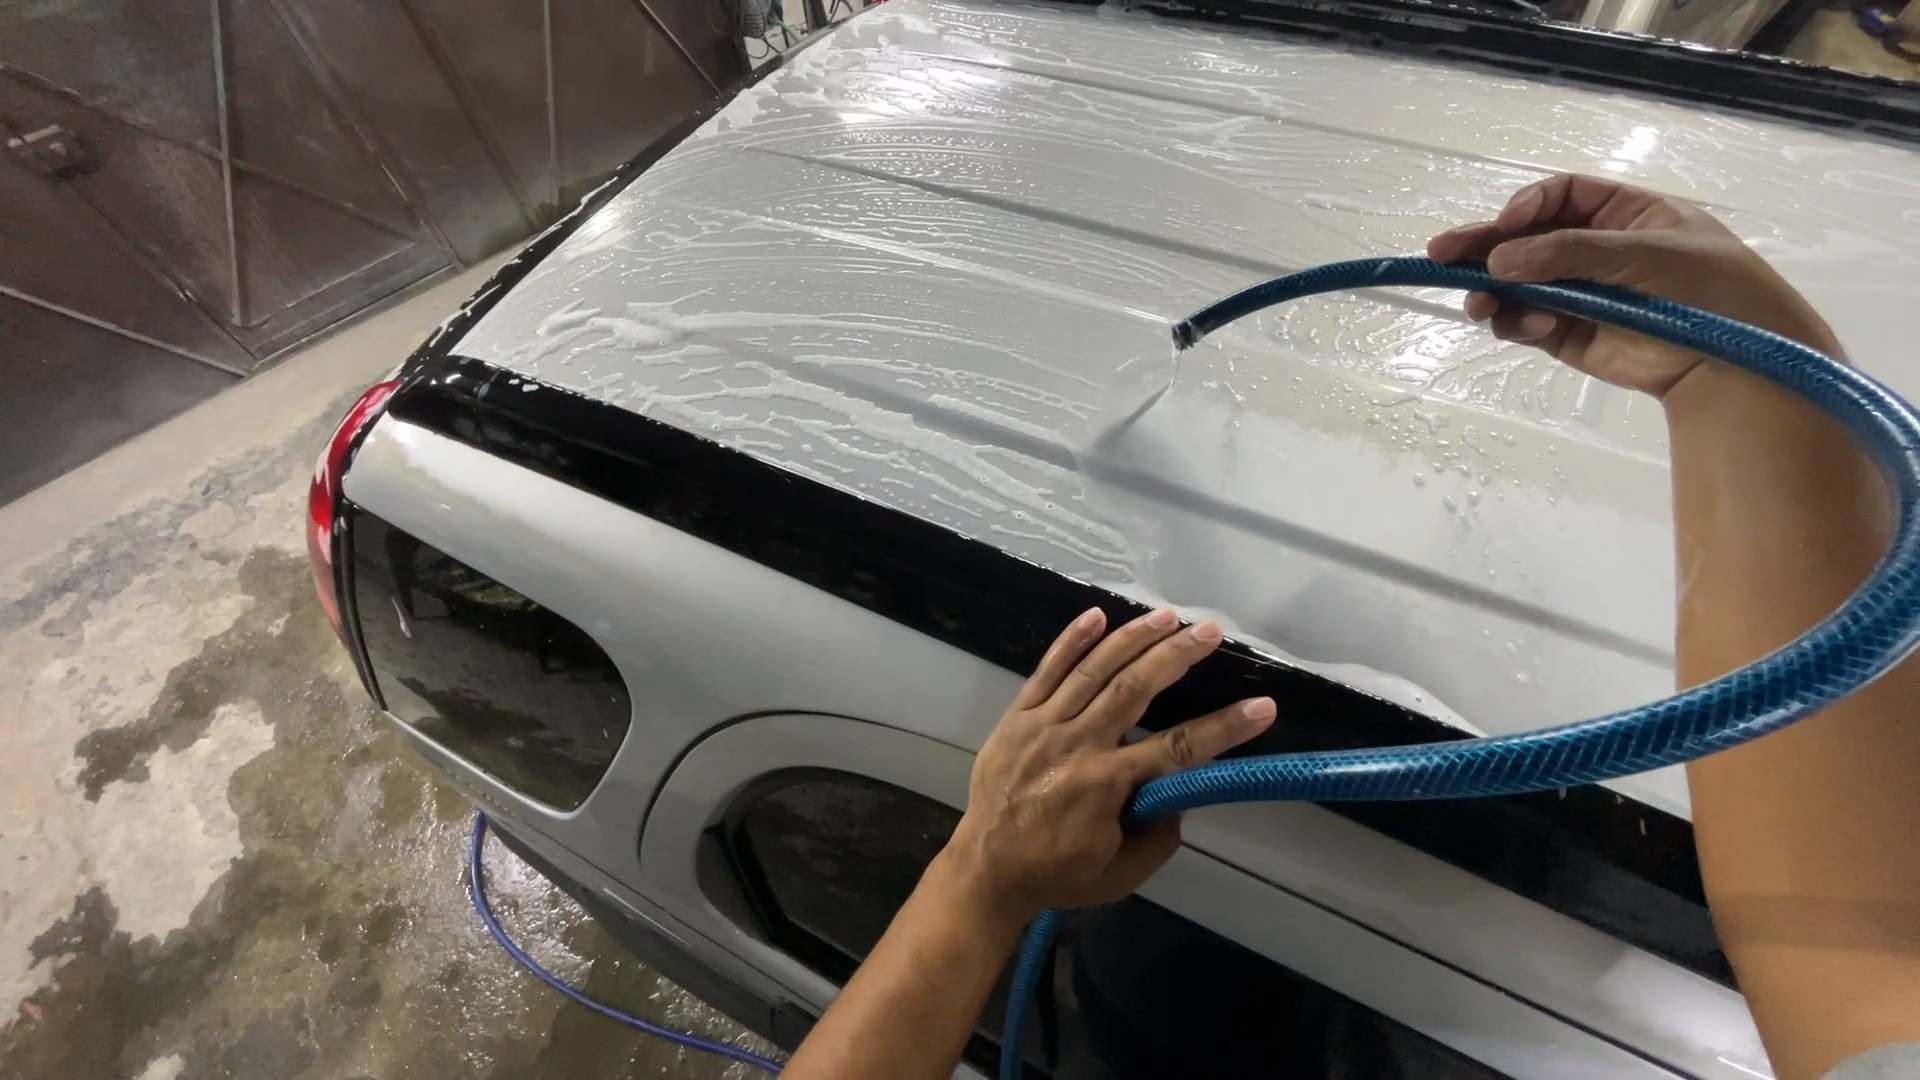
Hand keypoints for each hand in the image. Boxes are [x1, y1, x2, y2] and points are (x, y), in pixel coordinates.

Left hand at [938, 607, 1276, 927]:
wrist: (986, 868)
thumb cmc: (1057, 873)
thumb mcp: (1121, 872)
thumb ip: (1159, 834)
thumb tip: (1178, 791)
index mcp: (1106, 784)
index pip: (1178, 749)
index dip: (1224, 727)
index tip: (1261, 706)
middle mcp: (1078, 744)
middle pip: (1135, 689)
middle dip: (1176, 656)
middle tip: (1209, 631)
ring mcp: (1044, 724)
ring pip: (1094, 671)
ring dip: (1131, 639)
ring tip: (1166, 616)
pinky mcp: (1018, 716)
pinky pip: (1046, 671)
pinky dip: (1070, 641)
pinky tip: (1095, 616)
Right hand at [1427, 174, 1839, 398]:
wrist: (1726, 363)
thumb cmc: (1704, 290)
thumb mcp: (1644, 254)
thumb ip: (1568, 253)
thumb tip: (1495, 260)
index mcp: (1622, 216)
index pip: (1560, 198)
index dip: (1526, 207)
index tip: (1502, 226)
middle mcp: (1588, 250)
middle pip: (1521, 240)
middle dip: (1480, 248)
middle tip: (1438, 255)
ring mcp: (1569, 292)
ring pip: (1510, 284)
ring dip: (1490, 293)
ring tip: (1481, 308)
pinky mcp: (1557, 331)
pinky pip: (1519, 320)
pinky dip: (1517, 323)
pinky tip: (1539, 328)